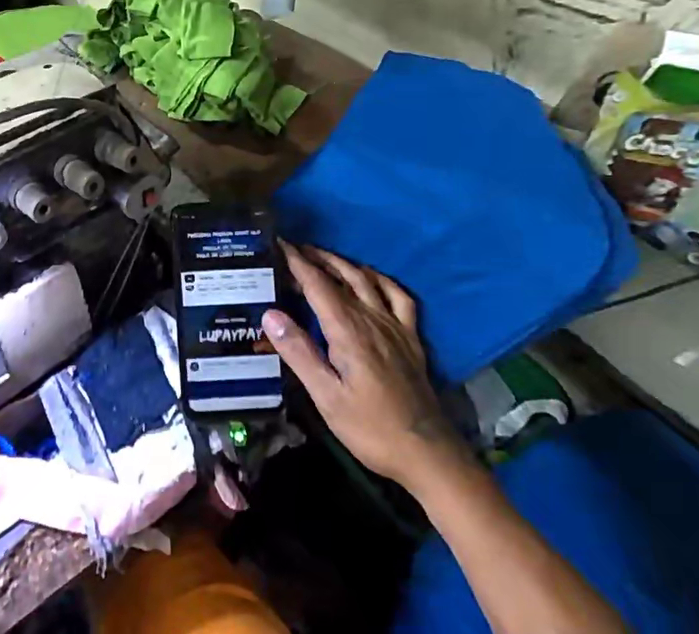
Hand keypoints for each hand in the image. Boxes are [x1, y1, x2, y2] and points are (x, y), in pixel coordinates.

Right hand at [262, 243, 468, 490]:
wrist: (428, 454)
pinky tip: (372, 279)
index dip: (297, 262)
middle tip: (294, 248)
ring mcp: (395, 327)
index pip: (318, 285)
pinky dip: (382, 281)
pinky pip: (399, 297)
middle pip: (343, 276)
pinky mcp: (411, 339)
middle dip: (317, 258)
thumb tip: (271, 313)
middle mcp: (372, 319)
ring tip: (324, 257)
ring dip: (344, 264)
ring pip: (368, 281)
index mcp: (348, 330)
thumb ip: (299, 352)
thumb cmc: (370, 428)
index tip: (279, 244)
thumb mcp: (326, 396)